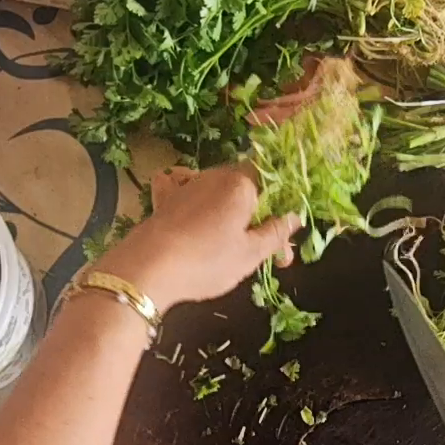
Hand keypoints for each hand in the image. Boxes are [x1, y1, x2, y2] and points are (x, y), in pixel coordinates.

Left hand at [93, 164, 300, 310]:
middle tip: (265, 255)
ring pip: (218, 193)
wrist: (149, 268)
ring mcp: (187, 185)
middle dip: (257, 220)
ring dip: (230, 216)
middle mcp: (215, 175)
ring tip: (232, 248)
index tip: (283, 247)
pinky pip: (183, 188)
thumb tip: (295, 217)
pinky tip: (190, 205)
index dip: (281, 216)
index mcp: (242, 184)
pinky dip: (191, 195)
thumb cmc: (207, 261)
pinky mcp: (164, 199)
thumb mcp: (250, 254)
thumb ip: (275, 234)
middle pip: (246, 192)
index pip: (273, 189)